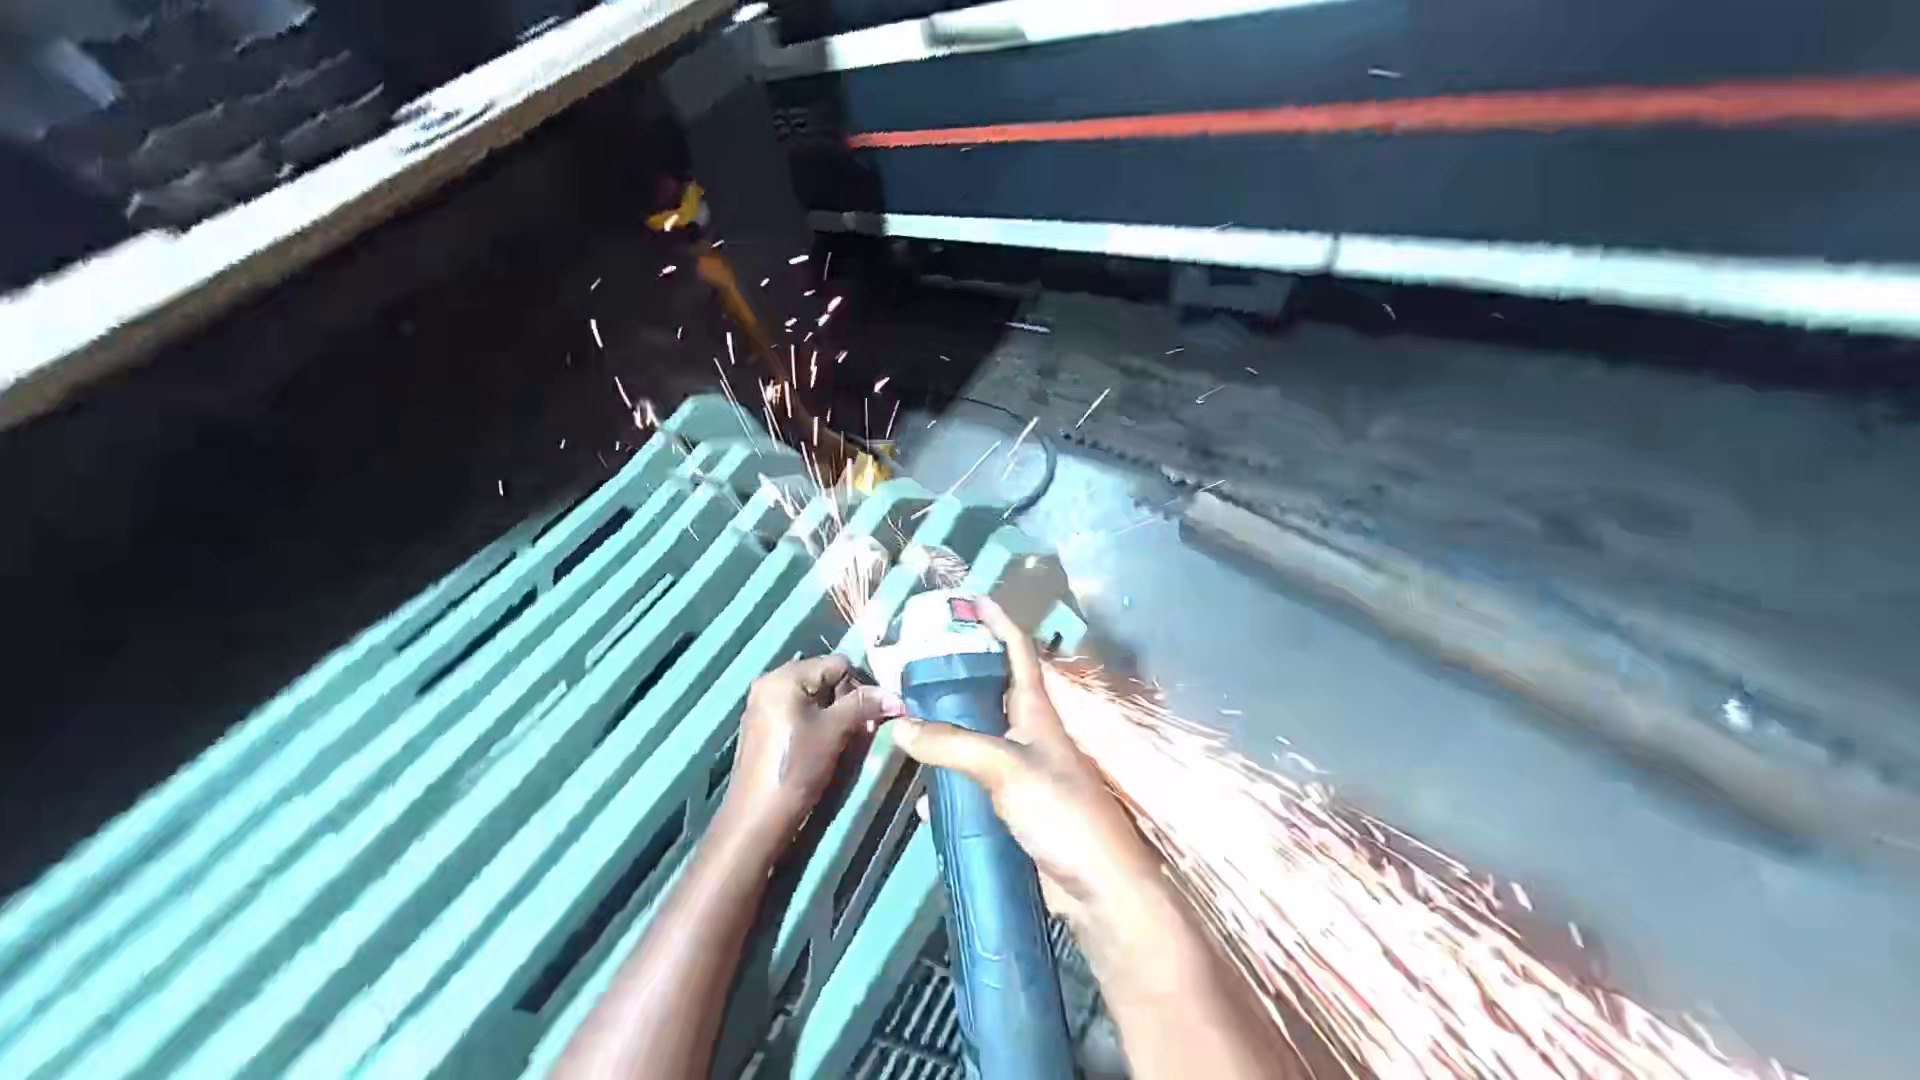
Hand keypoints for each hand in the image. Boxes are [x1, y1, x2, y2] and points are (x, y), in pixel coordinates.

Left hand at [722, 654, 903, 850]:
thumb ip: (864, 705)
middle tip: (865, 727)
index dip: (862, 684)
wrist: (758, 818)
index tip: (876, 711)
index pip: (837, 663)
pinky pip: (799, 710)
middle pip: (825, 677)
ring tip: (848, 738)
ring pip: (815, 696)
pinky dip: (818, 721)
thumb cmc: (797, 767)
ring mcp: (764, 704)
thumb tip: (896, 695)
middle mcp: (770, 682)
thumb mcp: (835, 730)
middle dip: (849, 699)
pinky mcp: (764, 726)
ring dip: (837, 712)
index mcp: (785, 676)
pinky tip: (826, 743)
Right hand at [890, 597, 1161, 927]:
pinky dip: (949, 788)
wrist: (1098, 888)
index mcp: (1036, 711)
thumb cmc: (1060, 811)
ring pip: (976, 740)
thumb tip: (900, 728)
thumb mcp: (1004, 768)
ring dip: (947, 735)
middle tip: (916, 669)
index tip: (971, 600)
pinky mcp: (1014, 808)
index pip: (1018, 651)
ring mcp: (1022, 772)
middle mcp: (1029, 734)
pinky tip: (925, 800)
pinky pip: (973, 787)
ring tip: (909, 728)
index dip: (997, 622)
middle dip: (957, 678)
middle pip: (990, 693)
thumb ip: (951, 746)